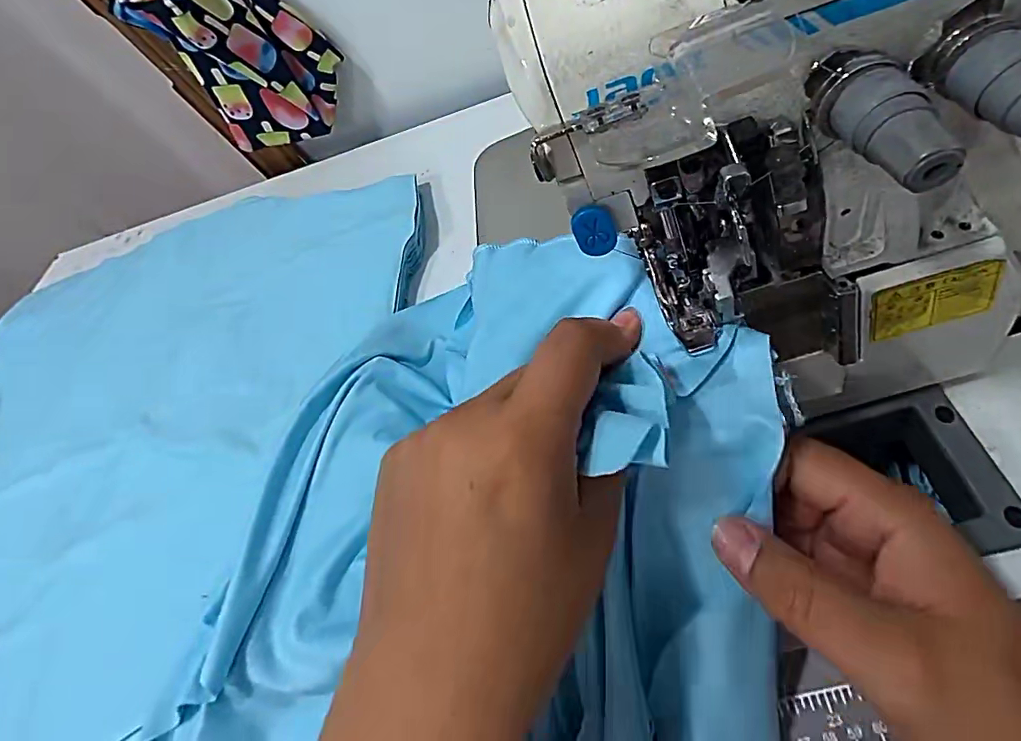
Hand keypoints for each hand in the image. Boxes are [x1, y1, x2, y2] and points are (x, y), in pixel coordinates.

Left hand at [322, 310, 641, 740]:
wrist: (429, 684)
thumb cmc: (530, 617)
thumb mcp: (594, 533)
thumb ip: (604, 452)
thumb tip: (605, 408)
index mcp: (520, 436)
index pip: (567, 346)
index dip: (603, 334)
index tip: (626, 340)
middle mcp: (464, 420)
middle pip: (529, 376)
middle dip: (563, 392)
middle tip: (579, 439)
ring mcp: (421, 437)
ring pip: (491, 405)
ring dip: (517, 423)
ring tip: (519, 487)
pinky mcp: (395, 458)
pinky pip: (456, 431)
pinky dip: (479, 445)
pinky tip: (474, 502)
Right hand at [712, 438, 1020, 740]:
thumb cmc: (992, 707)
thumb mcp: (891, 651)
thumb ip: (801, 590)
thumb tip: (724, 531)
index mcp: (892, 516)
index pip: (805, 462)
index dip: (752, 460)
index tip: (696, 468)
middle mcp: (877, 531)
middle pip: (795, 493)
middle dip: (741, 498)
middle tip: (680, 506)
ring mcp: (869, 571)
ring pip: (794, 534)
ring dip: (750, 538)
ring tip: (690, 535)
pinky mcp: (863, 608)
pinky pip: (803, 576)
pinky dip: (768, 575)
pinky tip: (729, 578)